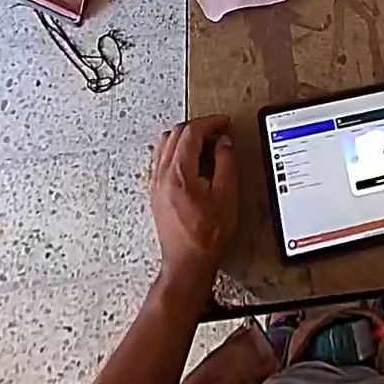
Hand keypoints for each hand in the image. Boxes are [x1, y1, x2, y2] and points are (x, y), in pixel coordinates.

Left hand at [149, 116, 237, 296]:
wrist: (188, 260)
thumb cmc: (207, 233)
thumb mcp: (226, 194)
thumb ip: (225, 162)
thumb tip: (223, 142)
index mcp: (179, 174)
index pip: (191, 132)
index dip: (210, 122)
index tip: (223, 123)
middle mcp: (162, 176)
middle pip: (175, 134)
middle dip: (198, 126)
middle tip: (218, 130)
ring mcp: (156, 184)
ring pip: (165, 144)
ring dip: (185, 136)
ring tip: (206, 142)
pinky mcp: (156, 192)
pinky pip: (162, 158)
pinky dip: (177, 150)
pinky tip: (192, 159)